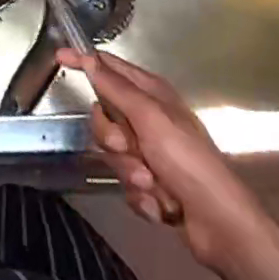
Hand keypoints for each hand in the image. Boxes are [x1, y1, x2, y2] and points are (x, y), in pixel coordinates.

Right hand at [57, 50, 278, 274]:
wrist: (218, 223)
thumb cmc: (187, 159)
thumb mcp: (149, 117)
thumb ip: (115, 88)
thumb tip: (88, 56)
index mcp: (151, 93)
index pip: (109, 67)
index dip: (85, 61)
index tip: (59, 56)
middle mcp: (148, 117)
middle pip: (104, 117)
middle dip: (113, 139)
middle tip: (129, 147)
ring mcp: (149, 151)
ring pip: (113, 154)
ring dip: (130, 172)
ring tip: (153, 184)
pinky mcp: (150, 182)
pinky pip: (125, 182)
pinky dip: (141, 196)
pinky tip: (162, 204)